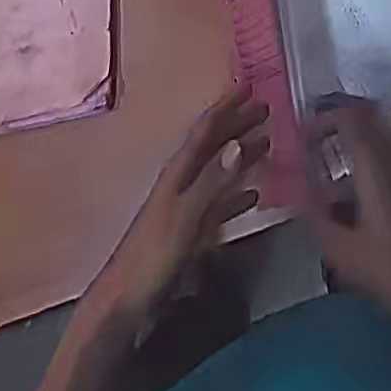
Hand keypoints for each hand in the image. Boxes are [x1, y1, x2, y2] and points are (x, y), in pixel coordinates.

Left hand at [90, 86, 269, 317]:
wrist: (123, 303)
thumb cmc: (153, 255)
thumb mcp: (185, 215)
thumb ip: (212, 180)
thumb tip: (240, 142)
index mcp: (178, 173)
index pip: (204, 129)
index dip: (225, 106)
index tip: (248, 87)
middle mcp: (182, 182)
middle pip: (213, 144)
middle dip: (237, 124)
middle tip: (265, 110)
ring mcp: (185, 206)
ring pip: (218, 170)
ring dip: (241, 155)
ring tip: (266, 143)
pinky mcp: (189, 229)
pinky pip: (220, 201)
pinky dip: (237, 193)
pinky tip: (254, 194)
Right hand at [306, 99, 390, 324]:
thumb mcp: (342, 251)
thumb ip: (315, 217)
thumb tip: (296, 194)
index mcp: (375, 166)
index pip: (350, 118)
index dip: (324, 117)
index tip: (303, 130)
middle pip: (367, 114)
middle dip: (337, 114)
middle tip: (312, 128)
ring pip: (379, 127)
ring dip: (353, 127)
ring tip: (327, 145)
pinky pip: (388, 143)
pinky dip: (367, 142)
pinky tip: (351, 170)